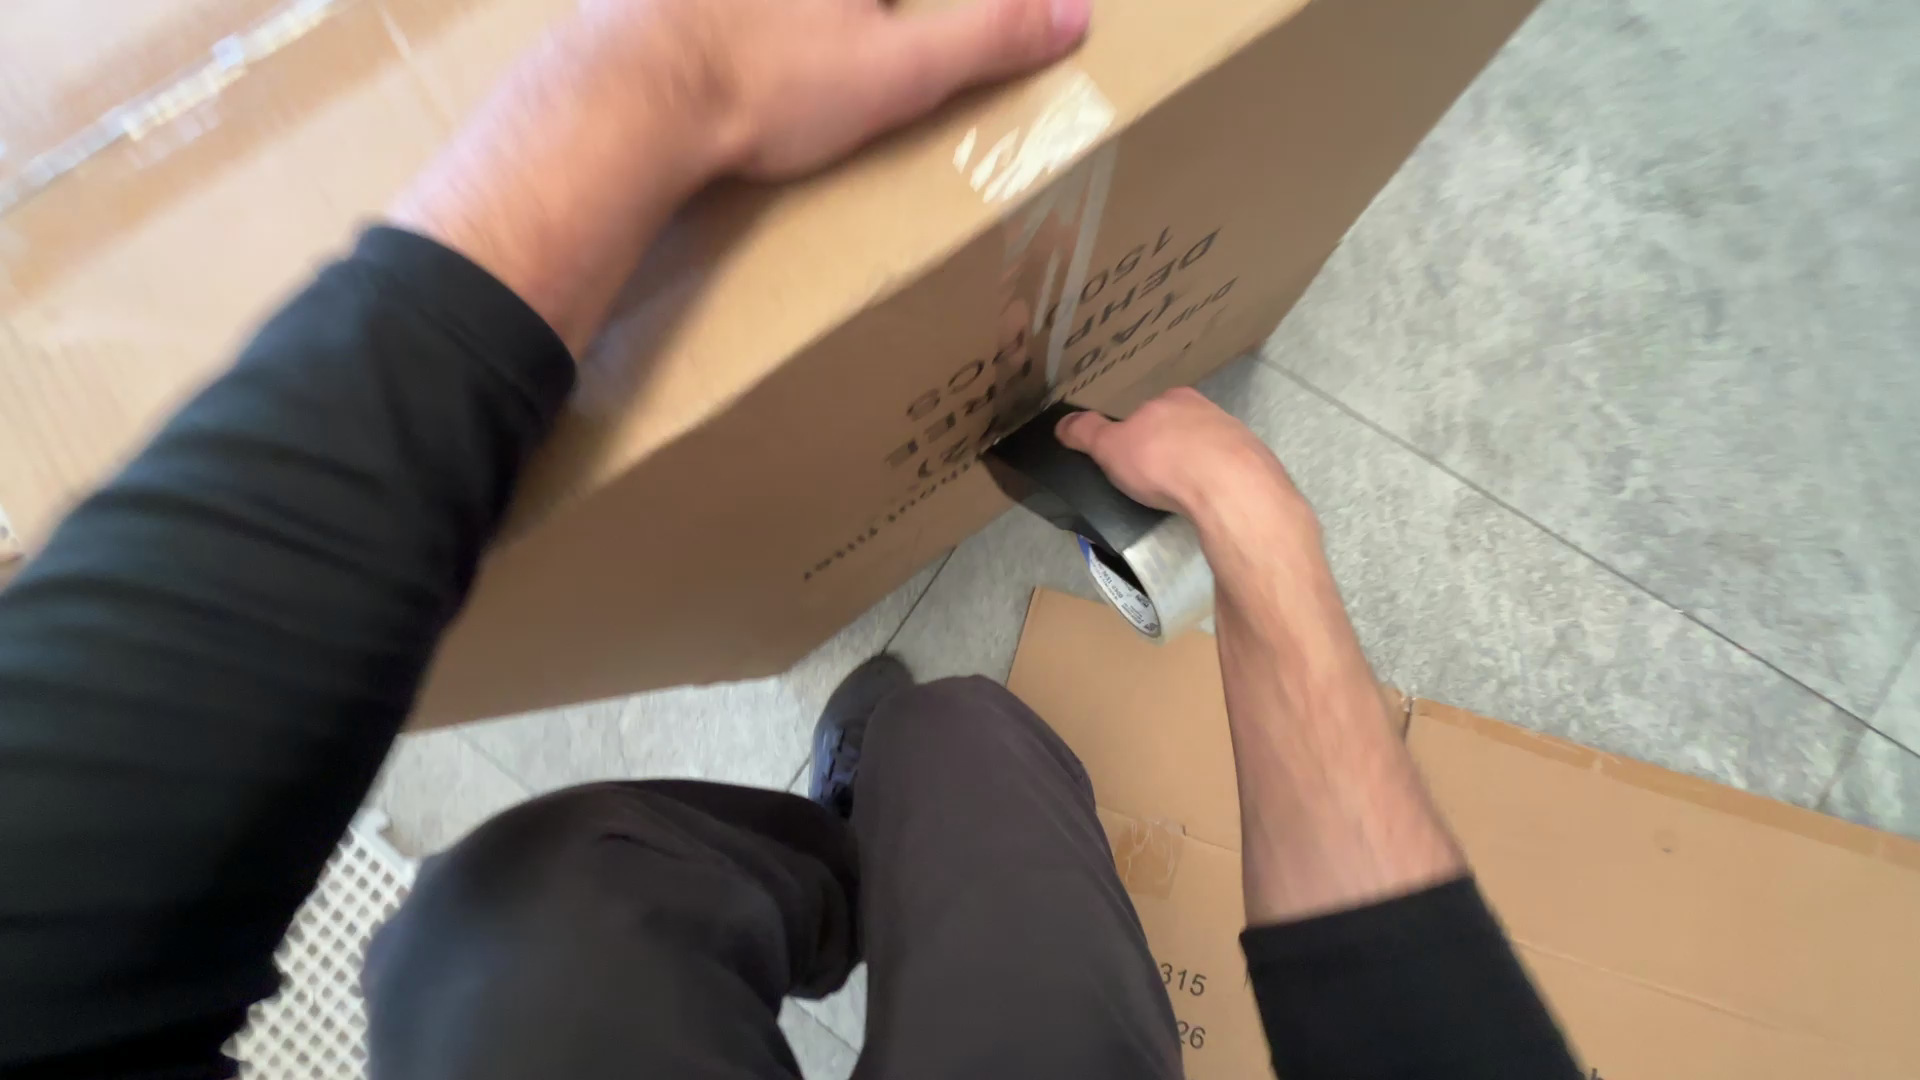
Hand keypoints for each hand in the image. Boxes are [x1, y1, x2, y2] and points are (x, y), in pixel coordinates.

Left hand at [393, 0, 1087, 353]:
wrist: (643, 101)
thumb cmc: (776, 84)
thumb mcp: (901, 71)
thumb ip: (987, 37)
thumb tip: (1073, 16)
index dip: (965, 10)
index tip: (939, 24)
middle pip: (871, 11)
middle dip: (891, 27)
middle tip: (877, 43)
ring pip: (805, 15)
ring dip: (829, 30)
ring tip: (844, 46)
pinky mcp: (673, 2)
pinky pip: (743, 18)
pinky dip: (768, 26)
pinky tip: (763, 41)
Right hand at [1054, 389, 1302, 520]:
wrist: (1228, 485)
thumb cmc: (1162, 460)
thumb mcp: (1110, 448)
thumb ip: (1086, 433)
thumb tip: (1062, 423)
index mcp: (1171, 398)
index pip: (1147, 410)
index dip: (1134, 432)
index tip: (1129, 457)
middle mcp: (1205, 408)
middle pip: (1178, 426)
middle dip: (1166, 447)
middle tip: (1152, 477)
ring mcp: (1233, 433)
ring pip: (1205, 446)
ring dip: (1192, 464)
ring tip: (1179, 493)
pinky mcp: (1253, 461)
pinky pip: (1226, 469)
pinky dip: (1214, 481)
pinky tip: (1205, 500)